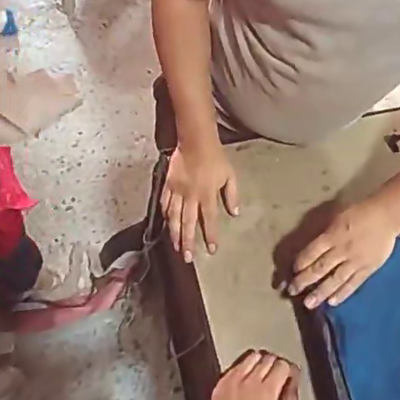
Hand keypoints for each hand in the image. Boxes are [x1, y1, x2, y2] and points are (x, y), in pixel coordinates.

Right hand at [162, 138, 239, 262]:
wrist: (195, 141)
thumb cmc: (215, 158)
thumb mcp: (230, 176)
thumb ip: (231, 195)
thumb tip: (235, 213)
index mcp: (207, 195)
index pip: (209, 220)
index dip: (210, 236)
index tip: (211, 250)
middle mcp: (191, 196)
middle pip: (188, 223)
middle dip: (188, 242)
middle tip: (187, 258)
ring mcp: (177, 191)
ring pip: (174, 216)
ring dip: (174, 233)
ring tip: (176, 246)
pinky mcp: (168, 184)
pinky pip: (165, 202)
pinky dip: (165, 215)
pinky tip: (166, 224)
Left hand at [196, 349, 299, 399]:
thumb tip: (293, 386)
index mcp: (265, 391)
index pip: (282, 365)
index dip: (290, 370)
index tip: (293, 377)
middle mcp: (247, 382)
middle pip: (266, 357)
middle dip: (277, 365)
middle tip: (281, 377)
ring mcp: (231, 383)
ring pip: (249, 357)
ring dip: (260, 363)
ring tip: (265, 377)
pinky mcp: (219, 388)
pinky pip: (234, 368)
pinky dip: (243, 369)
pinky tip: (247, 382)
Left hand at [285, 199, 399, 308]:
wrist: (387, 217)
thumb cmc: (359, 212)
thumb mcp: (336, 215)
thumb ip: (325, 231)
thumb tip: (313, 245)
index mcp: (332, 236)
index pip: (311, 252)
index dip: (301, 263)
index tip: (293, 272)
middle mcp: (341, 251)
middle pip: (320, 268)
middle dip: (304, 280)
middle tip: (292, 291)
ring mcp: (355, 262)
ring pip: (335, 279)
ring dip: (321, 292)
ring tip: (310, 304)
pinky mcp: (367, 269)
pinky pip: (353, 283)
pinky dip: (342, 293)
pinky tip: (332, 302)